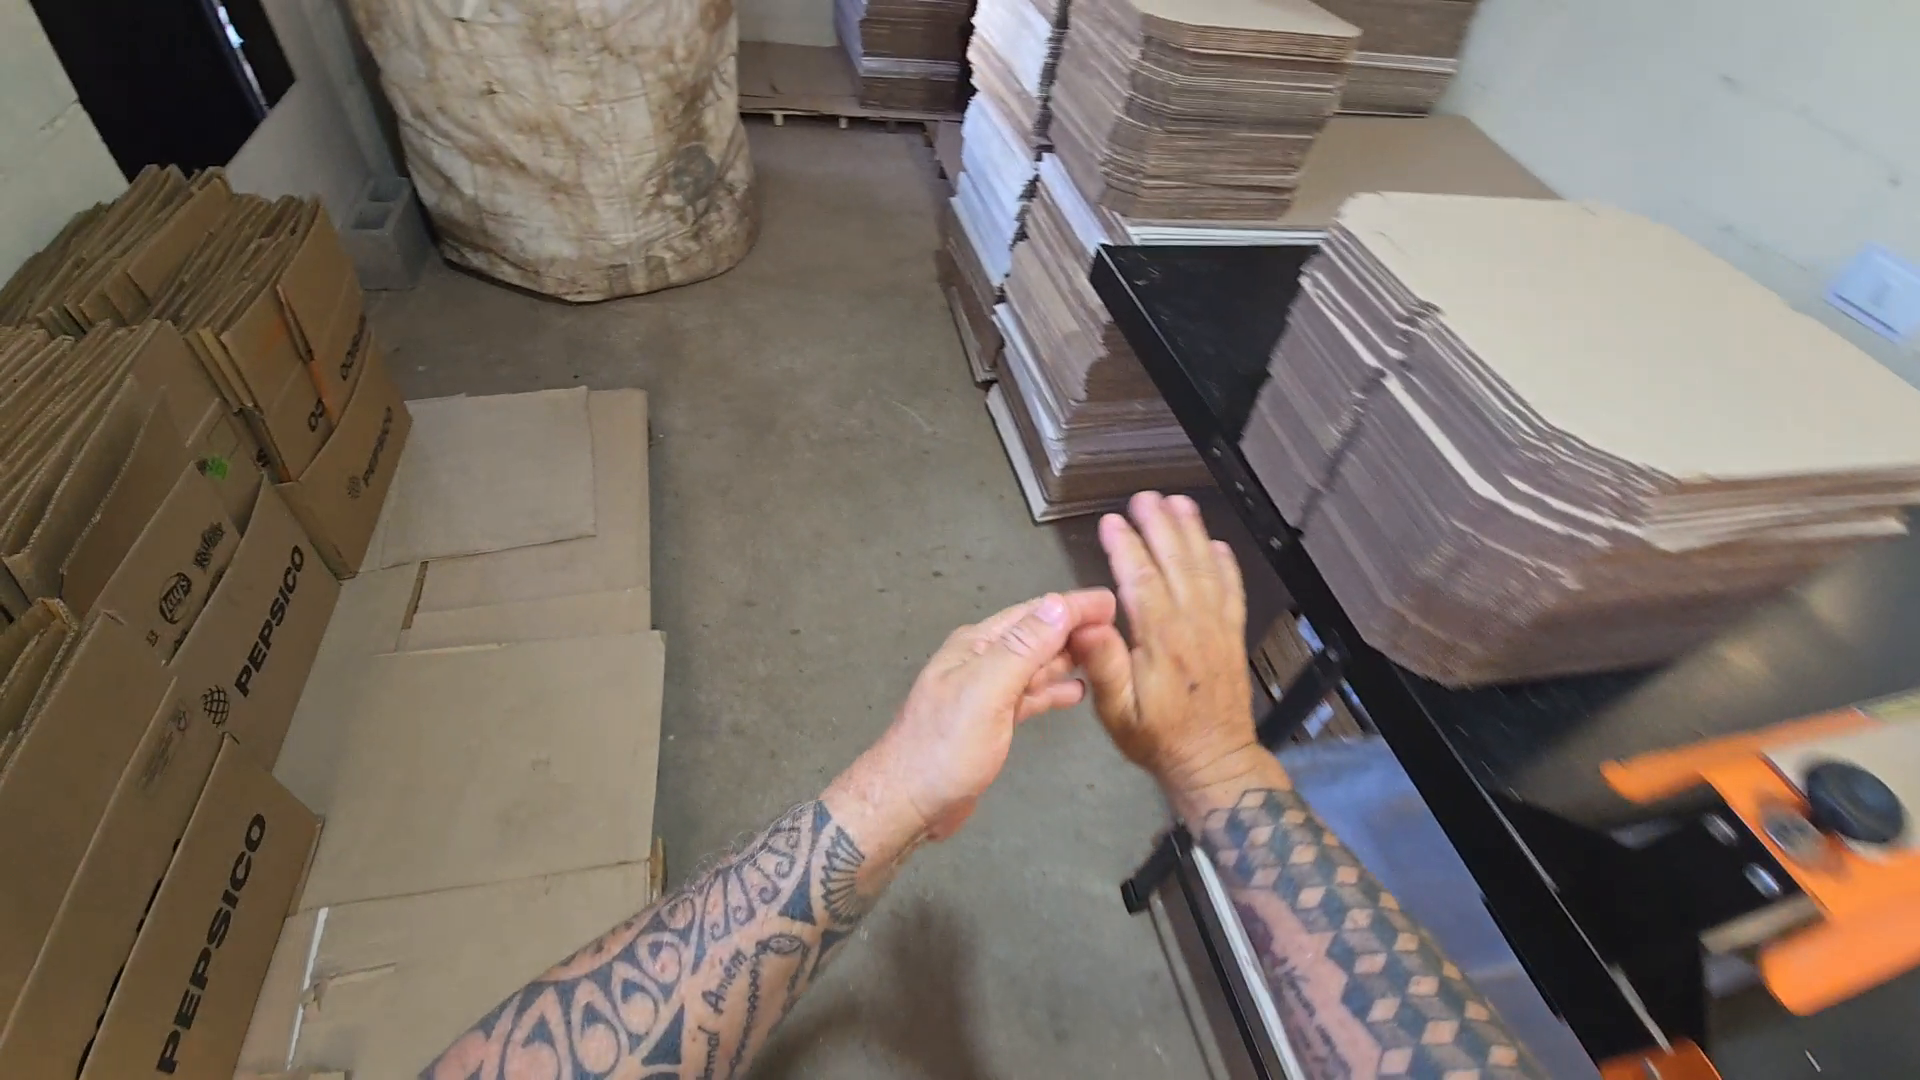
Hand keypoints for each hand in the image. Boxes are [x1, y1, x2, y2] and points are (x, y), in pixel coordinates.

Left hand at [845, 589, 1116, 839]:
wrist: (908, 803)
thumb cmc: (944, 747)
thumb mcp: (986, 690)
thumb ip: (1022, 647)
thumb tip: (1057, 604)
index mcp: (977, 645)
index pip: (1033, 614)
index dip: (1072, 606)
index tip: (1110, 601)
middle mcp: (981, 661)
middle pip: (1035, 635)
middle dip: (1073, 628)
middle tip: (1115, 628)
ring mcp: (985, 692)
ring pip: (1034, 665)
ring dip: (1066, 657)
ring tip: (1103, 654)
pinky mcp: (990, 721)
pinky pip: (1028, 695)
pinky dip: (1052, 689)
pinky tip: (1076, 690)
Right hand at [1071, 492, 1257, 794]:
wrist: (1214, 763)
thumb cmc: (1156, 738)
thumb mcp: (1117, 712)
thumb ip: (1104, 666)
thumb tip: (1087, 622)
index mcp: (1161, 641)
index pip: (1141, 581)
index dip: (1126, 547)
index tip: (1111, 521)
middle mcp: (1193, 626)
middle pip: (1176, 565)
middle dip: (1160, 527)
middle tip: (1146, 497)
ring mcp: (1217, 629)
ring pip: (1205, 571)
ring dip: (1192, 534)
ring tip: (1180, 504)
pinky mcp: (1232, 637)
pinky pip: (1232, 593)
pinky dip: (1226, 566)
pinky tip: (1218, 545)